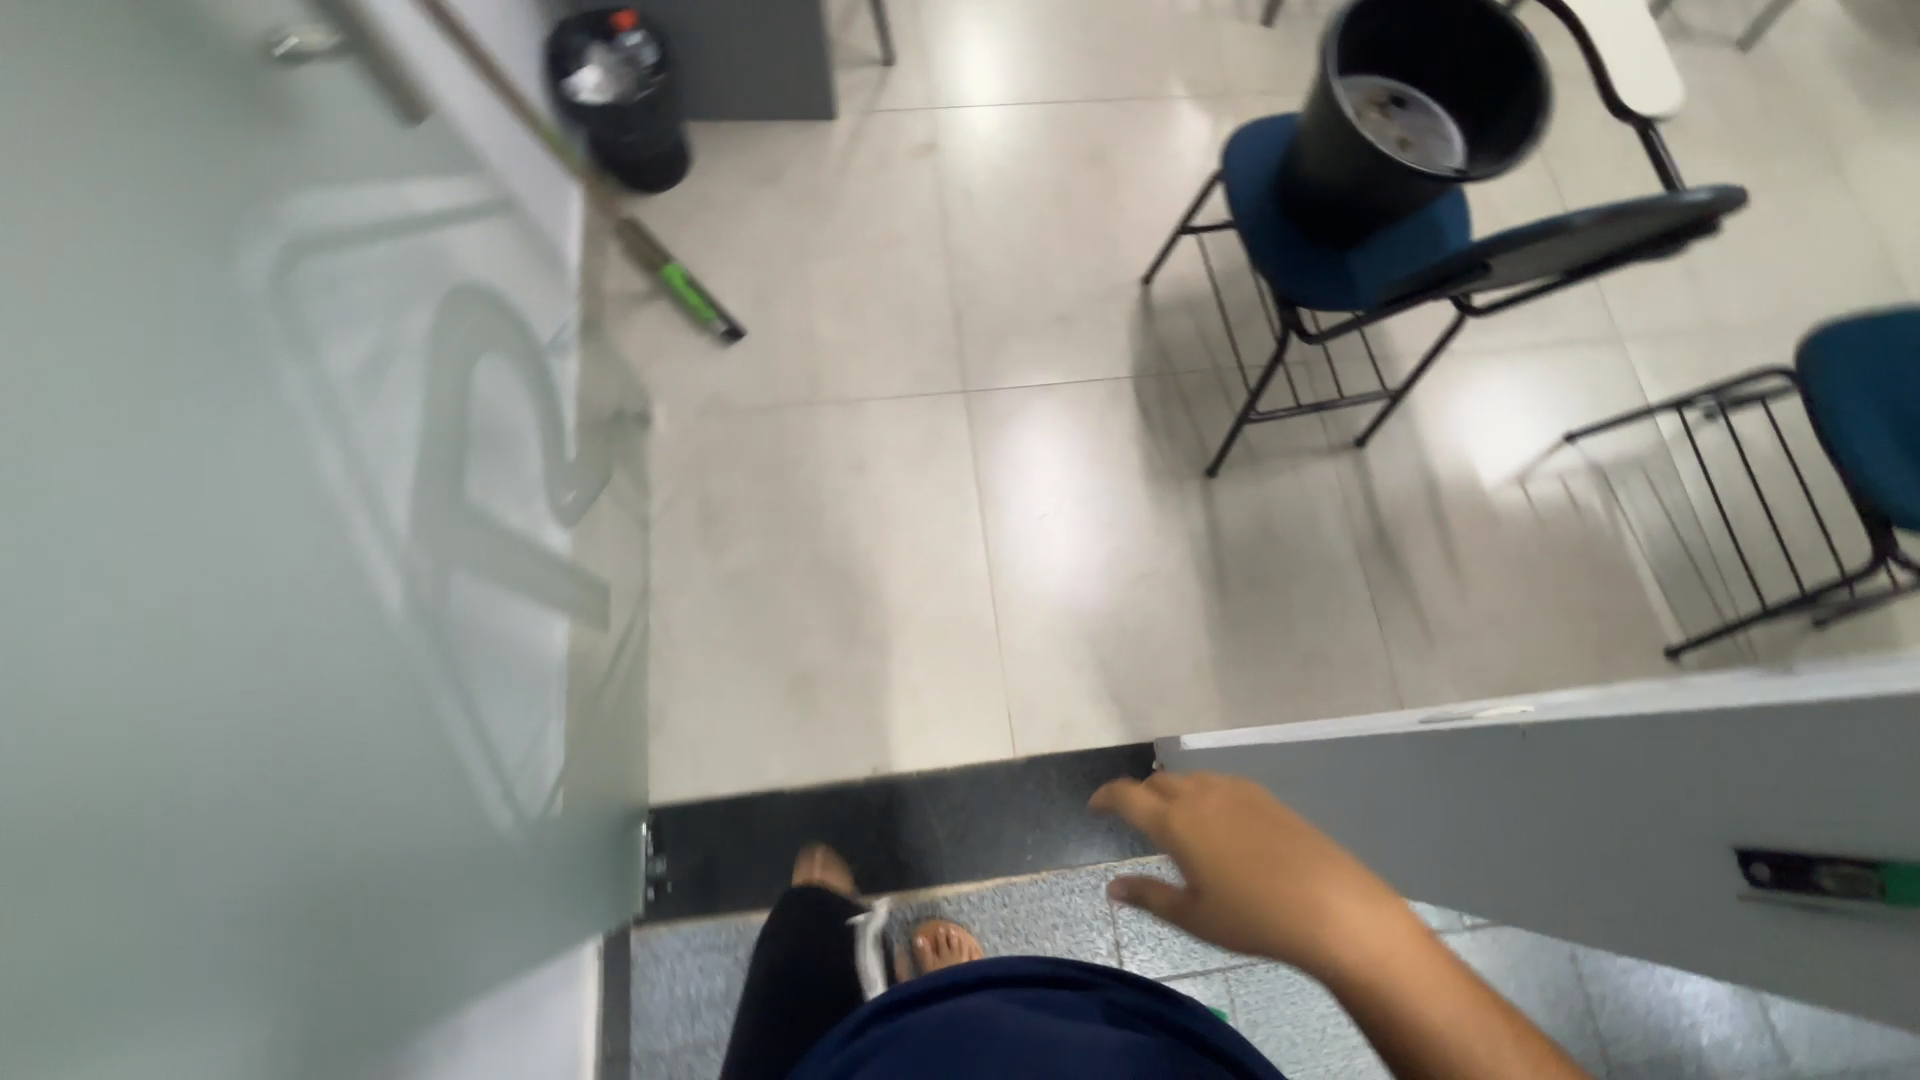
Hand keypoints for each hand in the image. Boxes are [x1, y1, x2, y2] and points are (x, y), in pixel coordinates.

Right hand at [1090, 771, 1416, 979]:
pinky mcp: (1264, 796)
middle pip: (1157, 782)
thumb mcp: (1194, 917)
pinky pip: (1218, 784)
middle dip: (1140, 795)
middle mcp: (1199, 796)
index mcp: (1174, 823)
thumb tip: (1112, 888)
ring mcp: (1234, 791)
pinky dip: (1202, 795)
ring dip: (1172, 793)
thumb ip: (1149, 896)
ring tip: (1177, 822)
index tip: (1094, 807)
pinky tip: (1218, 823)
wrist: (1333, 906)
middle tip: (1136, 821)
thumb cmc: (1254, 918)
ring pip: (1189, 779)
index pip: (1126, 795)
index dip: (1104, 797)